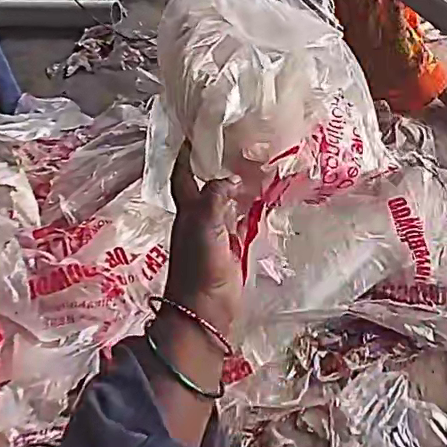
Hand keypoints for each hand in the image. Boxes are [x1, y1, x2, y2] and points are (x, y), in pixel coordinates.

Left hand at [165, 149, 242, 336]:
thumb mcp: (205, 227)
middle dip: (215, 165)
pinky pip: (240, 220)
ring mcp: (215, 234)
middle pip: (205, 185)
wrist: (206, 313)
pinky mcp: (231, 248)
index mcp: (187, 210)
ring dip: (235, 185)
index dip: (185, 156)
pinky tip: (263, 197)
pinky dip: (249, 207)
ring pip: (225, 201)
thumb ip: (215, 198)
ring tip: (255, 164)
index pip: (183, 176)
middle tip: (236, 145)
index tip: (194, 133)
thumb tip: (230, 178)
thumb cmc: (201, 268)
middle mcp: (199, 218)